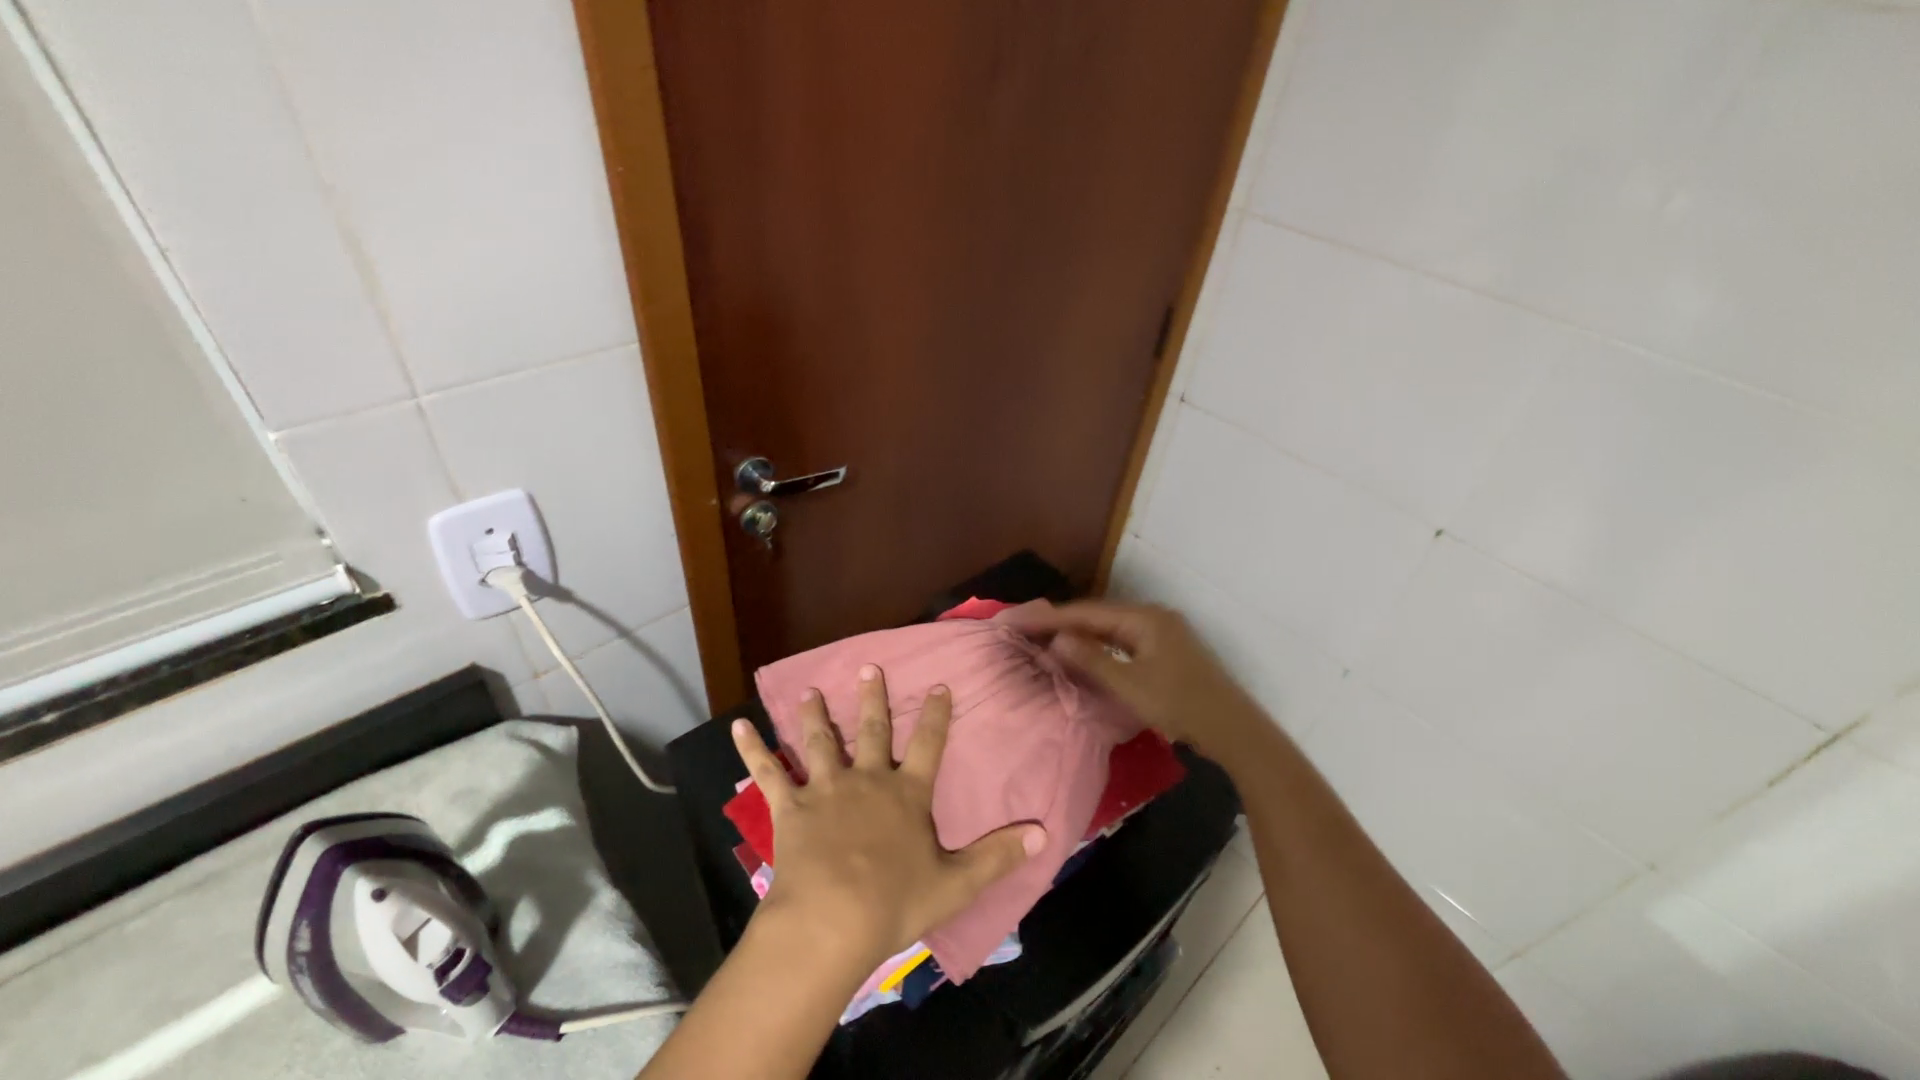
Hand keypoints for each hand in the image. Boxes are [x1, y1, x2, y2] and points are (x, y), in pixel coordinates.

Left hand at [730, 666, 1046, 968]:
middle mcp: (868, 780)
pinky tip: (739, 726)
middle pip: (872, 730)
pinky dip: (752, 749)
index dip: (935, 714)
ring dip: (816, 715)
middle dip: (873, 698)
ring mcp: (825, 789)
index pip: (929, 744)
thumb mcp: (958, 881)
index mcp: (907, 794)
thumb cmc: (896, 901)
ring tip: (811, 691)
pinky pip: (768, 772)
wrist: (833, 918)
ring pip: (820, 741)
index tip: (938, 684)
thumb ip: (999, 855)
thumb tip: (1045, 833)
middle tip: (870, 667)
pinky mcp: (790, 807)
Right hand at [1005, 600, 1268, 760]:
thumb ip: (1091, 660)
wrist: (1233, 730)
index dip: (1050, 617)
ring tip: (1045, 639)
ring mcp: (1163, 634)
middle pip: (1098, 616)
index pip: (1087, 613)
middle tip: (1025, 629)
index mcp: (1145, 619)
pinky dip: (1099, 647)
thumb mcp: (1129, 685)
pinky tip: (1083, 655)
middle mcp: (1154, 617)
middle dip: (1062, 622)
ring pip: (1111, 629)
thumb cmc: (1180, 705)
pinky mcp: (1167, 652)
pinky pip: (1123, 641)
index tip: (1016, 620)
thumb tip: (1056, 639)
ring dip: (1080, 635)